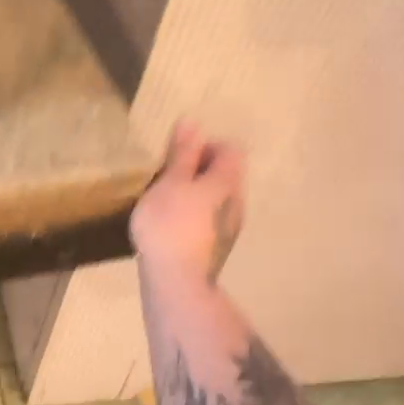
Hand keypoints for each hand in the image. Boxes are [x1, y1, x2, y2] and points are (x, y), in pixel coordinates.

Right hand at [130, 120, 244, 282]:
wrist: (177, 282)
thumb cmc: (169, 226)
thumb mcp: (169, 183)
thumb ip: (182, 154)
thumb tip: (192, 122)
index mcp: (227, 181)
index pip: (229, 148)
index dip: (205, 146)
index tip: (177, 157)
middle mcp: (237, 201)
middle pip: (225, 174)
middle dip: (199, 171)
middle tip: (168, 179)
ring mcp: (230, 228)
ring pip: (217, 199)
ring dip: (196, 196)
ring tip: (166, 205)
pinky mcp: (218, 248)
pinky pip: (210, 221)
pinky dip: (194, 217)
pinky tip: (171, 230)